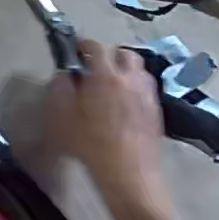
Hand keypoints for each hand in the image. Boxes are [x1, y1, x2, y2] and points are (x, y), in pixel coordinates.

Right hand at [44, 40, 167, 208]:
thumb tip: (63, 75)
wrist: (129, 174)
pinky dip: (135, 86)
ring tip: (113, 83)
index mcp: (106, 75)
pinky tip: (126, 102)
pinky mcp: (157, 109)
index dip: (85, 45)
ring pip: (138, 69)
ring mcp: (147, 93)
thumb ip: (61, 90)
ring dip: (125, 70)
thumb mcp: (64, 118)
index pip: (97, 47)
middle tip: (96, 67)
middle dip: (110, 55)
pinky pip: (146, 87)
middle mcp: (130, 78)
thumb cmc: (92, 145)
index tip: (76, 50)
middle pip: (124, 53)